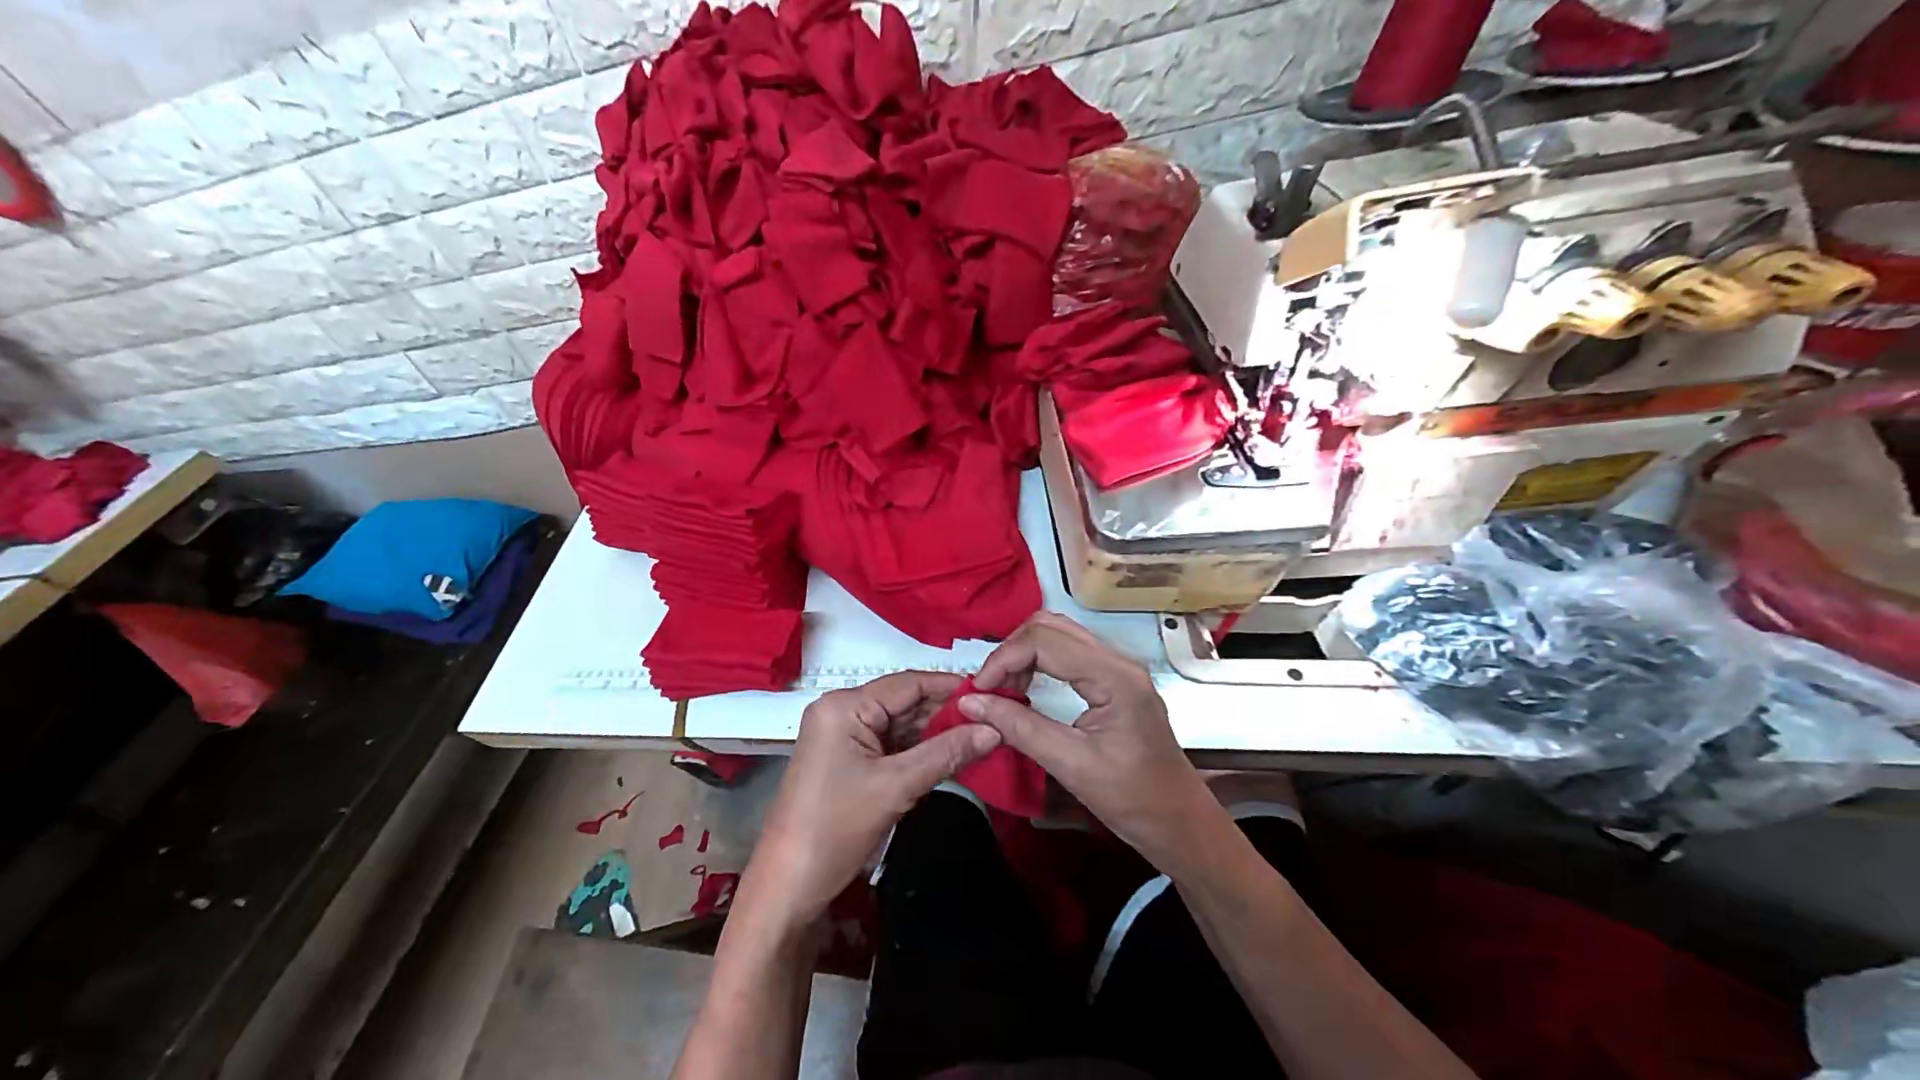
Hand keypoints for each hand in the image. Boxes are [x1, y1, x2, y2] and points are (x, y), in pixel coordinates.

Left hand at [738, 671, 1000, 930]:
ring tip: (983, 734)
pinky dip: (919, 750)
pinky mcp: (847, 759)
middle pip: (905, 702)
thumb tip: (994, 729)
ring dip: (937, 732)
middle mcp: (841, 711)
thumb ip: (947, 753)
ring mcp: (843, 736)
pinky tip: (953, 753)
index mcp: (845, 706)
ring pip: (900, 725)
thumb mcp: (896, 786)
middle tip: (995, 717)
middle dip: (947, 712)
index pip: (908, 684)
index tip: (993, 693)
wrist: (789, 885)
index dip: (951, 687)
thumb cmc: (836, 828)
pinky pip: (890, 745)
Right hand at [959, 612, 1228, 874]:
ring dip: (1023, 655)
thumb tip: (969, 703)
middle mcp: (1118, 660)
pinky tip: (1024, 690)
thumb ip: (1019, 728)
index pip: (1044, 641)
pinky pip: (1068, 652)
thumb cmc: (1131, 798)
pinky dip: (1038, 662)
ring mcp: (1118, 666)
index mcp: (1114, 677)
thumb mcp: (1070, 765)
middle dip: (1011, 652)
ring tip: (1002, 691)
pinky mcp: (1114, 678)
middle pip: (1050, 627)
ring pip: (1058, 634)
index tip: (977, 691)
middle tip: (988, 689)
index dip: (1003, 659)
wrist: (1177, 820)